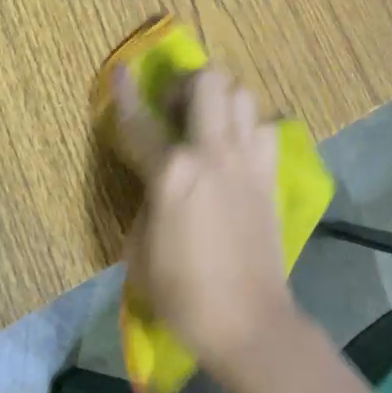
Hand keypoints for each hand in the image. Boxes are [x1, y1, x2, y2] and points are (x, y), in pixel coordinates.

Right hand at [115, 64, 295, 370]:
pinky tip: (235, 149)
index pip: (142, 121)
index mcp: (173, 174)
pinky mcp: (270, 175)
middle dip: (187, 82)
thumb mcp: (139, 249)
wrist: (248, 321)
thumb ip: (146, 199)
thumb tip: (156, 178)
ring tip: (207, 122)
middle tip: (174, 107)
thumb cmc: (183, 294)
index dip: (126, 93)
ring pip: (243, 93)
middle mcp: (213, 153)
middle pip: (209, 81)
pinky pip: (264, 127)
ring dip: (221, 98)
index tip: (120, 70)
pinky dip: (249, 126)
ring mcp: (248, 160)